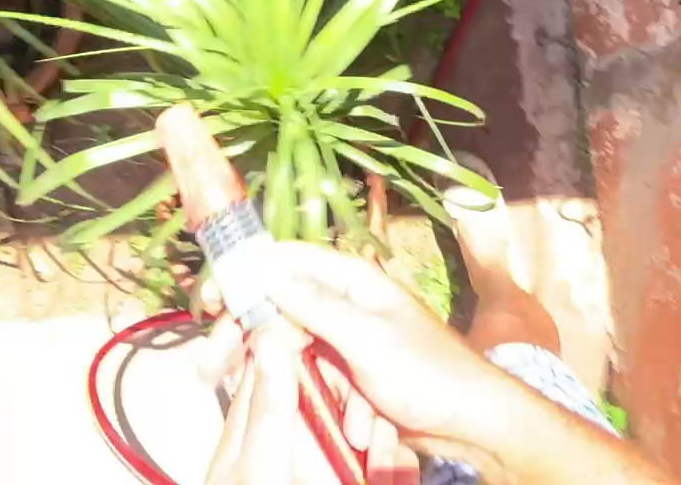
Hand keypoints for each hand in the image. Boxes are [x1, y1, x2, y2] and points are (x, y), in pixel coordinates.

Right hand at [201, 243, 525, 475]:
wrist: (471, 421)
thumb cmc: (426, 371)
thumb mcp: (367, 339)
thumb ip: (315, 305)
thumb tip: (264, 269)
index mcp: (349, 276)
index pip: (284, 259)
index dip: (244, 274)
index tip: (210, 302)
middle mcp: (341, 298)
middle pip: (277, 301)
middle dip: (244, 329)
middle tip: (210, 362)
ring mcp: (342, 333)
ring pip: (286, 338)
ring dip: (266, 363)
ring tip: (232, 386)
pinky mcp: (344, 366)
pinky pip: (306, 369)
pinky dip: (297, 386)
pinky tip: (286, 401)